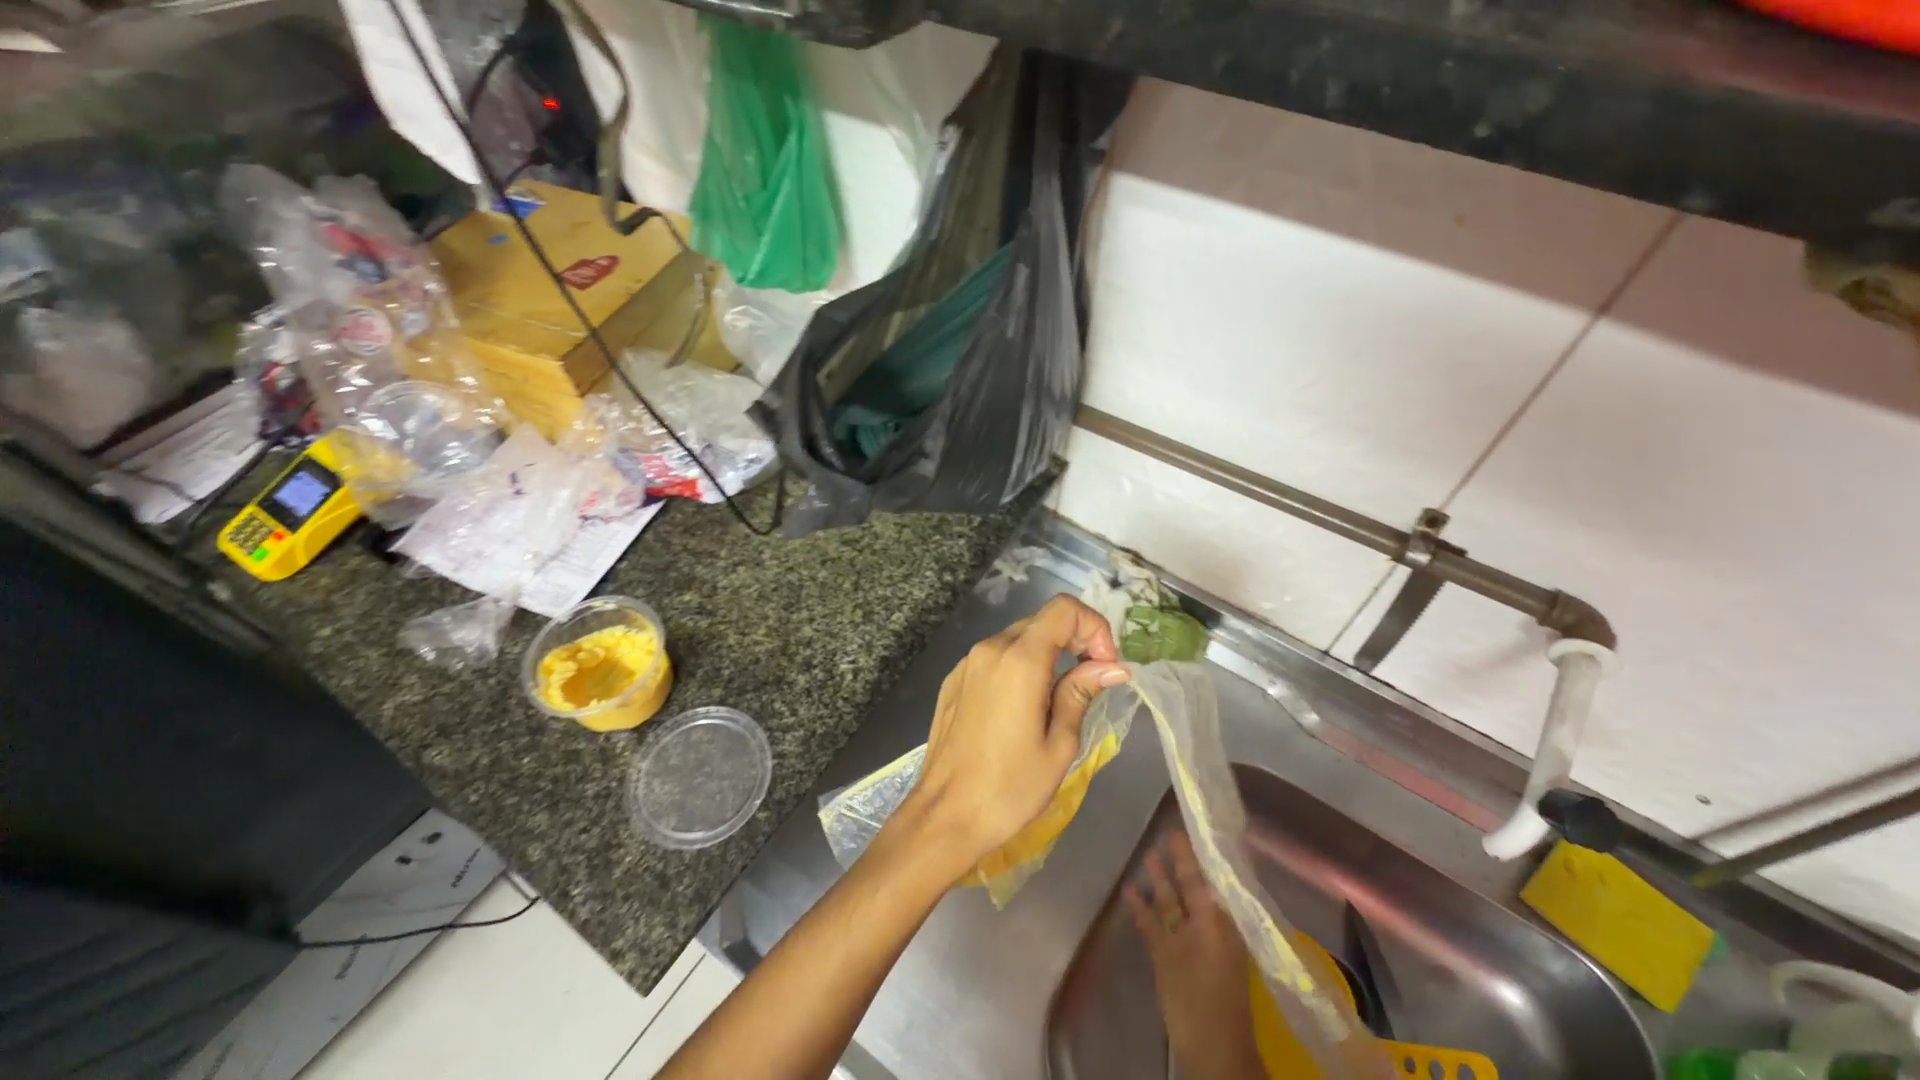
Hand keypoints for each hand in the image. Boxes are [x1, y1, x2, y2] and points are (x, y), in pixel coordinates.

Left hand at [893, 595, 1129, 875]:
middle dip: (1076, 640)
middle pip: (1042, 621)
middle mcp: (989, 650)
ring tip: (1060, 700)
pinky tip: (1025, 709)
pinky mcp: (954, 681)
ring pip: (1018, 639)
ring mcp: (966, 664)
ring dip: (1049, 655)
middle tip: (1092, 683)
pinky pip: (995, 659)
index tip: (1104, 667)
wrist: (946, 816)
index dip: (1094, 628)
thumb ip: (1082, 692)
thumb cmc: (1010, 788)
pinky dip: (1020, 668)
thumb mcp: (1060, 743)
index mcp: (1019, 660)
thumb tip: (1114, 666)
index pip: (1064, 609)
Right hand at [1127, 832, 1264, 1079]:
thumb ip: (1192, 909)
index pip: (1214, 877)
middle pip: (1194, 887)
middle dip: (1183, 861)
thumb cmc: (1205, 996)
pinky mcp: (1172, 958)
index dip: (1205, 854)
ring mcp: (1189, 944)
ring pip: (1175, 904)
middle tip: (1173, 832)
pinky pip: (1158, 926)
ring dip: (1162, 881)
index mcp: (1222, 921)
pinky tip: (1130, 891)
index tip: (1199, 828)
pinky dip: (1146, 909)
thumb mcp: (1200, 944)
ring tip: (1148, 853)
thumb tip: (1201, 873)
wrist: (1208, 1047)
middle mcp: (1208, 927)